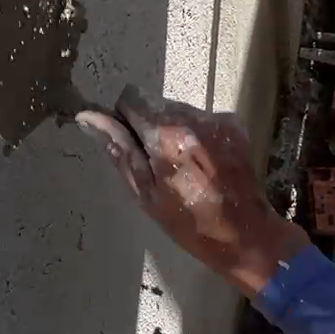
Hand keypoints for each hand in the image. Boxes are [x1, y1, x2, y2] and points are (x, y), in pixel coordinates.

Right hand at [77, 85, 310, 297]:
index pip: (130, 97)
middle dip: (150, 127)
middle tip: (158, 165)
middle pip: (155, 104)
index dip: (125, 120)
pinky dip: (195, 134)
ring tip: (183, 167)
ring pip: (178, 110)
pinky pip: (201, 118)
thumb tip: (87, 116)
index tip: (133, 147)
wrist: (247, 236)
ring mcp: (216, 118)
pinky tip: (203, 163)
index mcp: (165, 133)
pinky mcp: (233, 124)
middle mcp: (192, 116)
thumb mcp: (144, 192)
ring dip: (173, 130)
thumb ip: (118, 149)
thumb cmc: (188, 222)